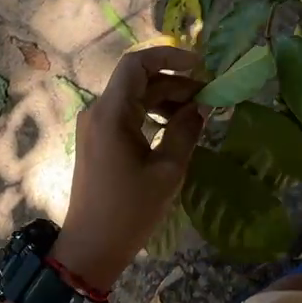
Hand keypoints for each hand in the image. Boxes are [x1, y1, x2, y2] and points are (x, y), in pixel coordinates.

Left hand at [53, 46, 207, 290]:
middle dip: (175, 81)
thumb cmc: (129, 211)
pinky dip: (152, 114)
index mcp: (110, 113)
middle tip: (210, 95)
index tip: (201, 66)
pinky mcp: (98, 141)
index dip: (169, 56)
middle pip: (137, 80)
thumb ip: (185, 131)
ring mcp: (95, 126)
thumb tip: (202, 106)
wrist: (91, 246)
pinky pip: (127, 115)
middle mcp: (98, 112)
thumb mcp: (167, 171)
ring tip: (199, 112)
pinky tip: (177, 127)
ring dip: (166, 98)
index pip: (136, 64)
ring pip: (133, 97)